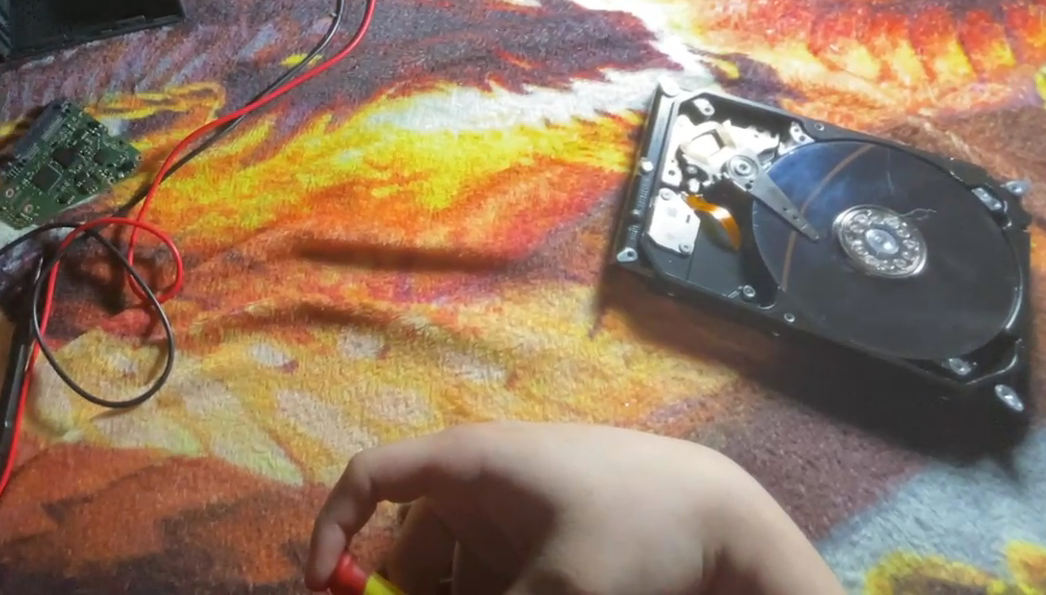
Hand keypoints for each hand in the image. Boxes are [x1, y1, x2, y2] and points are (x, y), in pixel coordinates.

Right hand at [306, 422, 842, 594]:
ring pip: (450, 575)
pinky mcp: (536, 548)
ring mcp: (505, 518)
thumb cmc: (631, 524)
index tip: (322, 589)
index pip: (370, 477)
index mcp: (463, 463)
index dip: (335, 527)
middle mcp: (473, 487)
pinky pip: (488, 585)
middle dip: (396, 592)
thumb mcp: (563, 590)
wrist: (723, 515)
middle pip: (408, 547)